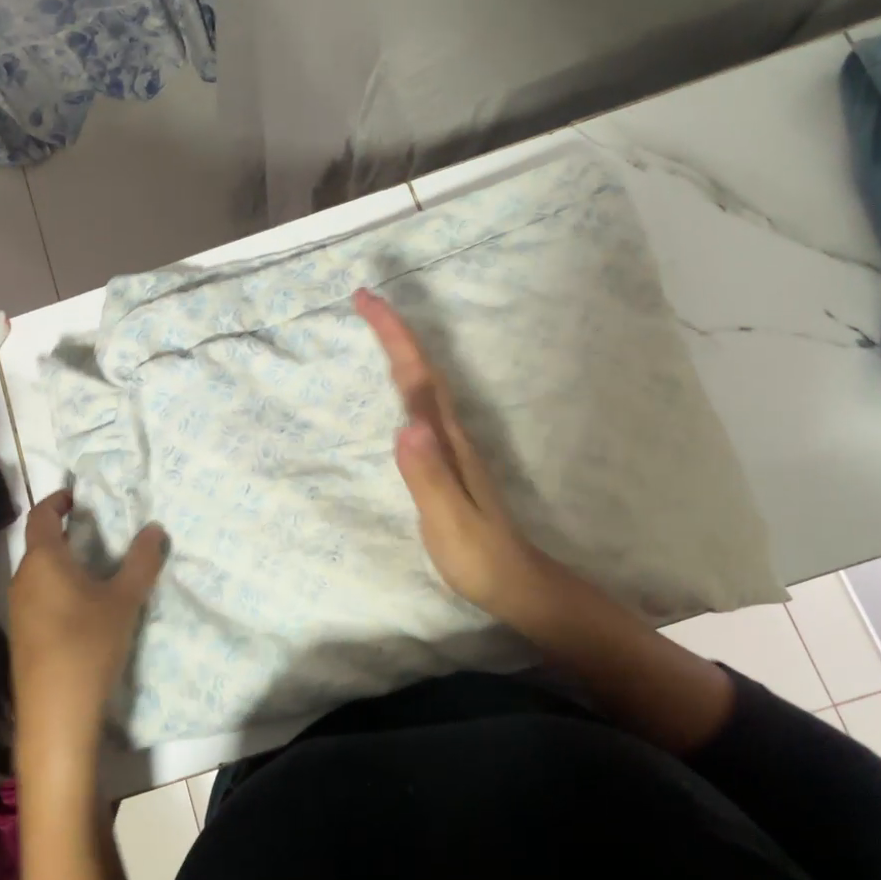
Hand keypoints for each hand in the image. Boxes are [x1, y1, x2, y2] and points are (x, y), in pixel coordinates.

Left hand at [10, 491, 166, 753]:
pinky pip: (38, 596)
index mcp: (42, 560)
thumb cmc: (88, 645)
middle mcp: (22, 579)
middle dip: (64, 533)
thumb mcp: (124, 600)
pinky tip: (84, 607)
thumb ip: (141, 561)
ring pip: (39, 573)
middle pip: (39, 544)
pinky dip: (58, 588)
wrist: (55, 715)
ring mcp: (18, 610)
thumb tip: (155, 529)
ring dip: (63, 563)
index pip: (40, 515)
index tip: (77, 496)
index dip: (57, 500)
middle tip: (98, 530)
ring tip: (97, 568)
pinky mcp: (22, 636)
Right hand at [354, 288, 549, 621]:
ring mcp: (452, 444)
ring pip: (425, 382)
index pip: (419, 377)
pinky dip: (406, 377)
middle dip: (395, 331)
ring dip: (402, 348)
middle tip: (364, 298)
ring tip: (377, 325)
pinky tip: (399, 382)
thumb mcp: (450, 520)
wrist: (516, 581)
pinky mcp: (447, 457)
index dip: (395, 336)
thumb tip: (406, 424)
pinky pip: (423, 402)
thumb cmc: (480, 556)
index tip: (369, 300)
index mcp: (448, 440)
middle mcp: (451, 432)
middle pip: (423, 369)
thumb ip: (428, 475)